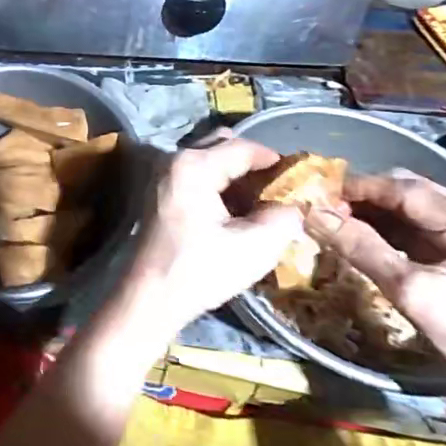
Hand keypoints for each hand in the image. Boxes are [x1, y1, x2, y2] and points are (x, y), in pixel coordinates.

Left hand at [102, 136, 303, 354]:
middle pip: (222, 145)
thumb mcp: (254, 248)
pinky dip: (216, 185)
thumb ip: (284, 220)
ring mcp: (162, 177)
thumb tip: (295, 206)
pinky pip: (195, 176)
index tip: (297, 177)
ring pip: (207, 160)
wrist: (147, 300)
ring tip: (258, 202)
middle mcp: (174, 161)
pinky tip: (233, 213)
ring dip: (234, 176)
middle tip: (276, 188)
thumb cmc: (198, 271)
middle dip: (251, 164)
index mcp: (194, 166)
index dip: (274, 160)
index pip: (243, 147)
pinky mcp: (158, 195)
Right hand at [307, 171, 445, 396]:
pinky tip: (370, 241)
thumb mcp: (413, 294)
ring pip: (420, 213)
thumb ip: (363, 249)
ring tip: (340, 224)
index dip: (361, 188)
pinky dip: (397, 234)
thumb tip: (316, 215)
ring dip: (380, 217)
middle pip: (417, 195)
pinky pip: (429, 233)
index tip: (320, 192)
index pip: (410, 190)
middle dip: (369, 200)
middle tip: (326, 210)